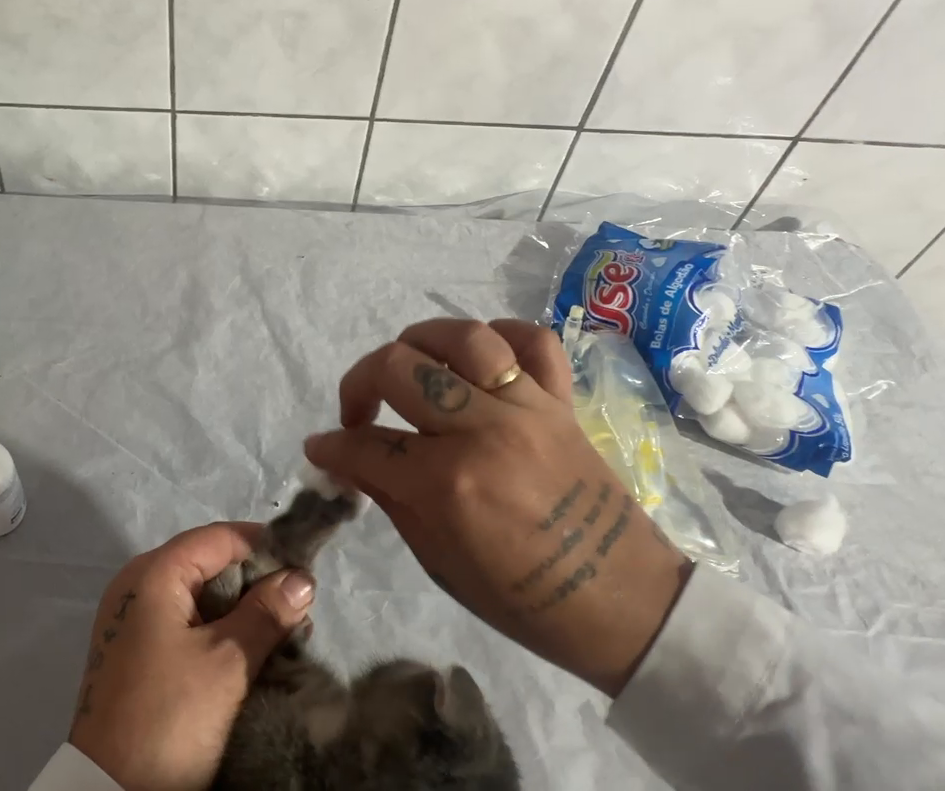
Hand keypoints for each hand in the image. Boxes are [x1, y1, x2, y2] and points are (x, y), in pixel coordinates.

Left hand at [67, 523, 315, 790]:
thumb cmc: (170, 714)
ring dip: (242, 611)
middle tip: (300, 607)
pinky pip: (185, 625)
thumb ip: (266, 613)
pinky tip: (253, 653)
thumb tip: (302, 578)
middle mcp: (136, 586)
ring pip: (199, 598)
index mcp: (151, 574)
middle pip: (207, 564)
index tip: (306, 566)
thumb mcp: (227, 662)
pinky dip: (220, 632)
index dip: (263, 546)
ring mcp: (133, 621)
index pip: (217, 538)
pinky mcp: (136, 653)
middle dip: (256, 582)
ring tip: (286, 634)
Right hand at [306, 318, 691, 697]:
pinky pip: (533, 341)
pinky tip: (479, 360)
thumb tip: (344, 459)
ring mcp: (528, 409)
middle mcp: (483, 431)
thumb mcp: (438, 559)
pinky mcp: (562, 403)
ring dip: (418, 343)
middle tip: (358, 414)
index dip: (330, 447)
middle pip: (399, 368)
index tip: (320, 449)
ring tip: (409, 370)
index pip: (366, 445)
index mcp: (448, 484)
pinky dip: (500, 337)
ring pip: (461, 337)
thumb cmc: (522, 599)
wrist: (623, 607)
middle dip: (358, 384)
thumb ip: (389, 496)